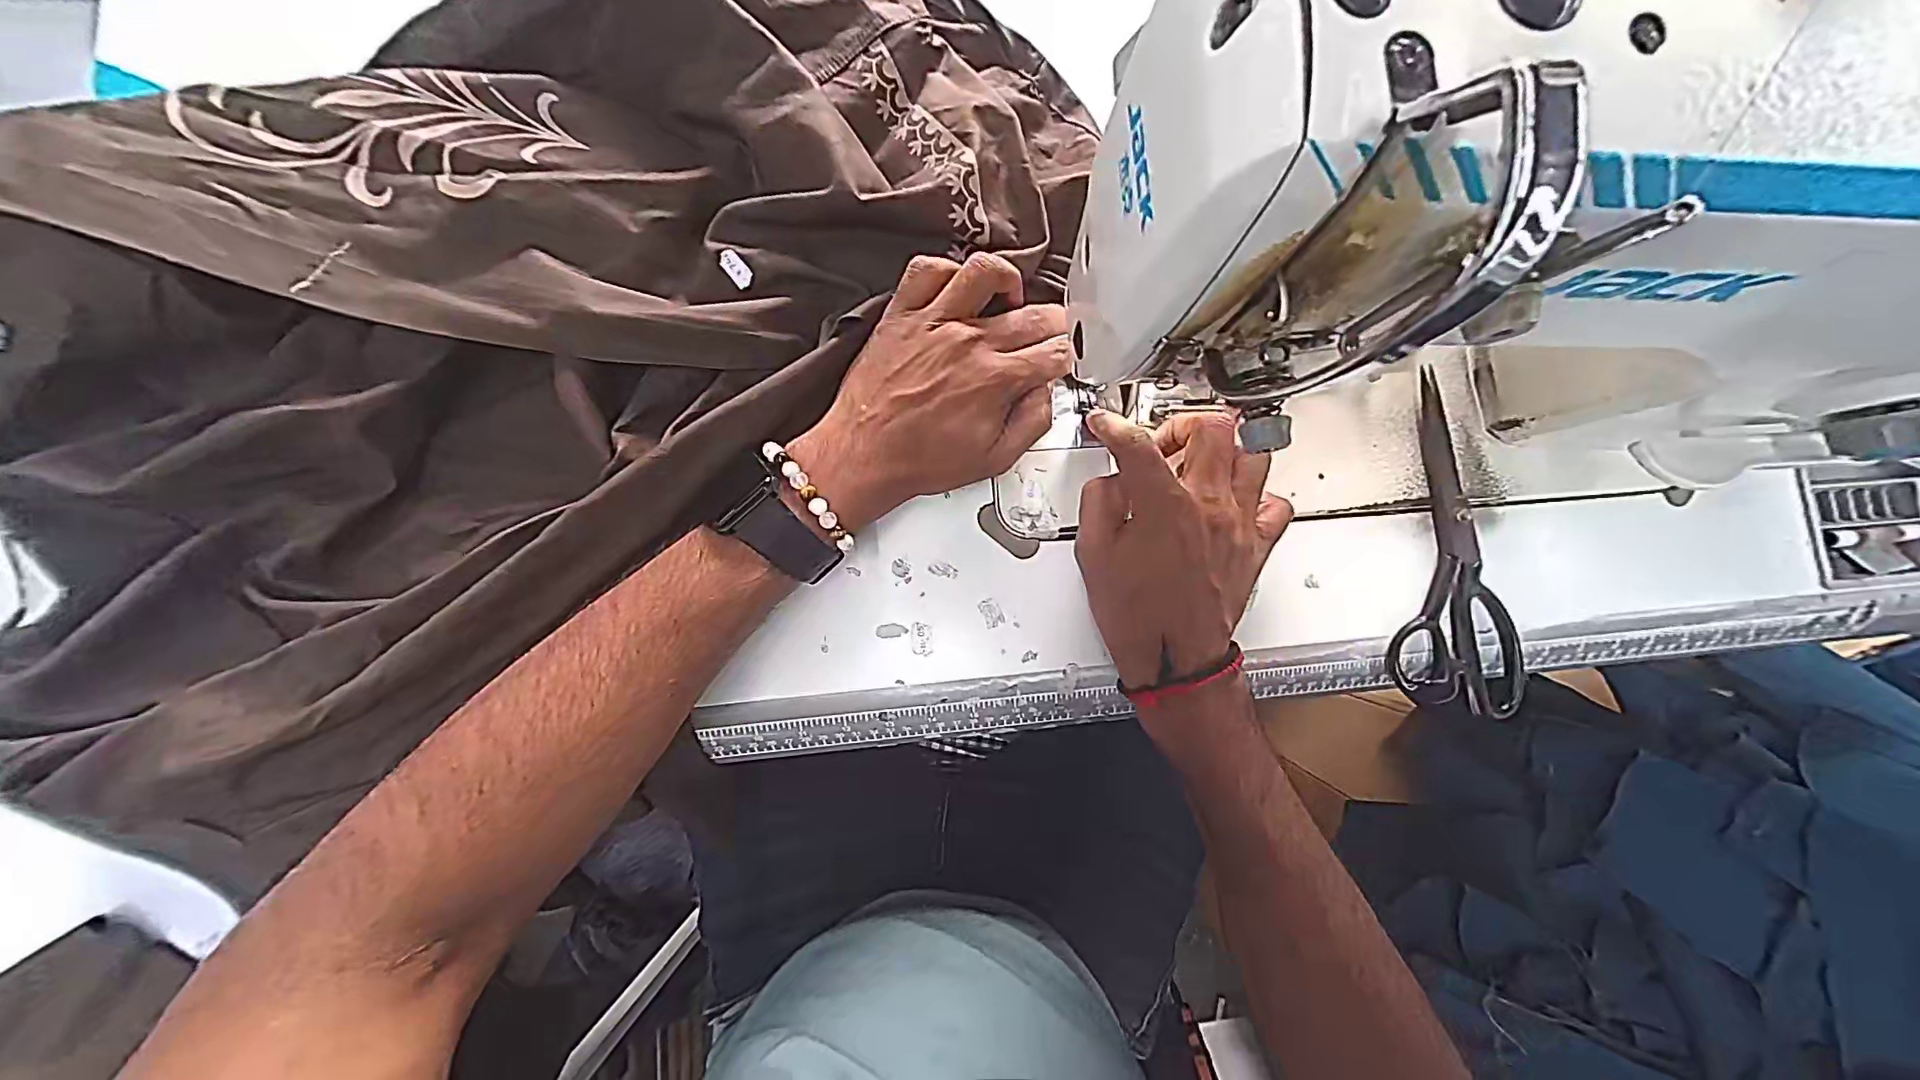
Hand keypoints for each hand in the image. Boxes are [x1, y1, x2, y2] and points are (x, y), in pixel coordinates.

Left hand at [789, 253, 1072, 528]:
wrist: (863, 456)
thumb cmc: (919, 460)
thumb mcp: (994, 459)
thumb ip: (1033, 422)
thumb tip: (1046, 393)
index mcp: (995, 380)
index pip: (1054, 351)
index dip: (1065, 358)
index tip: (1057, 363)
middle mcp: (967, 344)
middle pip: (1034, 314)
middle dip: (1054, 325)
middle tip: (1047, 337)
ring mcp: (933, 323)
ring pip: (985, 271)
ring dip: (1008, 281)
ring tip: (1009, 300)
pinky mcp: (902, 316)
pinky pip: (927, 269)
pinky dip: (947, 271)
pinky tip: (956, 291)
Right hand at [1075, 410, 1293, 689]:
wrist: (1175, 658)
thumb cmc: (1139, 617)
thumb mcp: (1094, 554)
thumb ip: (1098, 502)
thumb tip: (1111, 480)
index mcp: (1164, 506)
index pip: (1138, 443)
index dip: (1115, 426)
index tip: (1107, 425)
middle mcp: (1208, 507)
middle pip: (1212, 428)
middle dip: (1179, 425)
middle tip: (1160, 445)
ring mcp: (1238, 524)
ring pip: (1252, 454)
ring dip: (1222, 449)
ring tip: (1197, 464)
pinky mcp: (1256, 546)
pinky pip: (1276, 502)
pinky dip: (1256, 492)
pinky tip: (1232, 500)